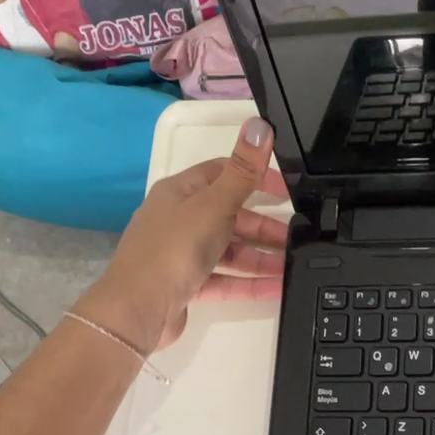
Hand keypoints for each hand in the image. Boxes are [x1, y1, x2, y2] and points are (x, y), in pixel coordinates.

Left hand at [76, 116, 288, 351]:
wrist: (138, 310)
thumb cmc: (173, 250)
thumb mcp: (214, 205)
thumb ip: (242, 171)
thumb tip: (259, 125)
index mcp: (180, 193)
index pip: (224, 174)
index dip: (257, 178)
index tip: (288, 192)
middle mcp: (179, 220)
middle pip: (231, 216)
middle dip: (265, 226)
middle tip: (297, 236)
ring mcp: (181, 255)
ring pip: (230, 251)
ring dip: (261, 257)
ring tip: (293, 265)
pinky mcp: (187, 286)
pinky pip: (225, 280)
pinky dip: (249, 283)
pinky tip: (276, 287)